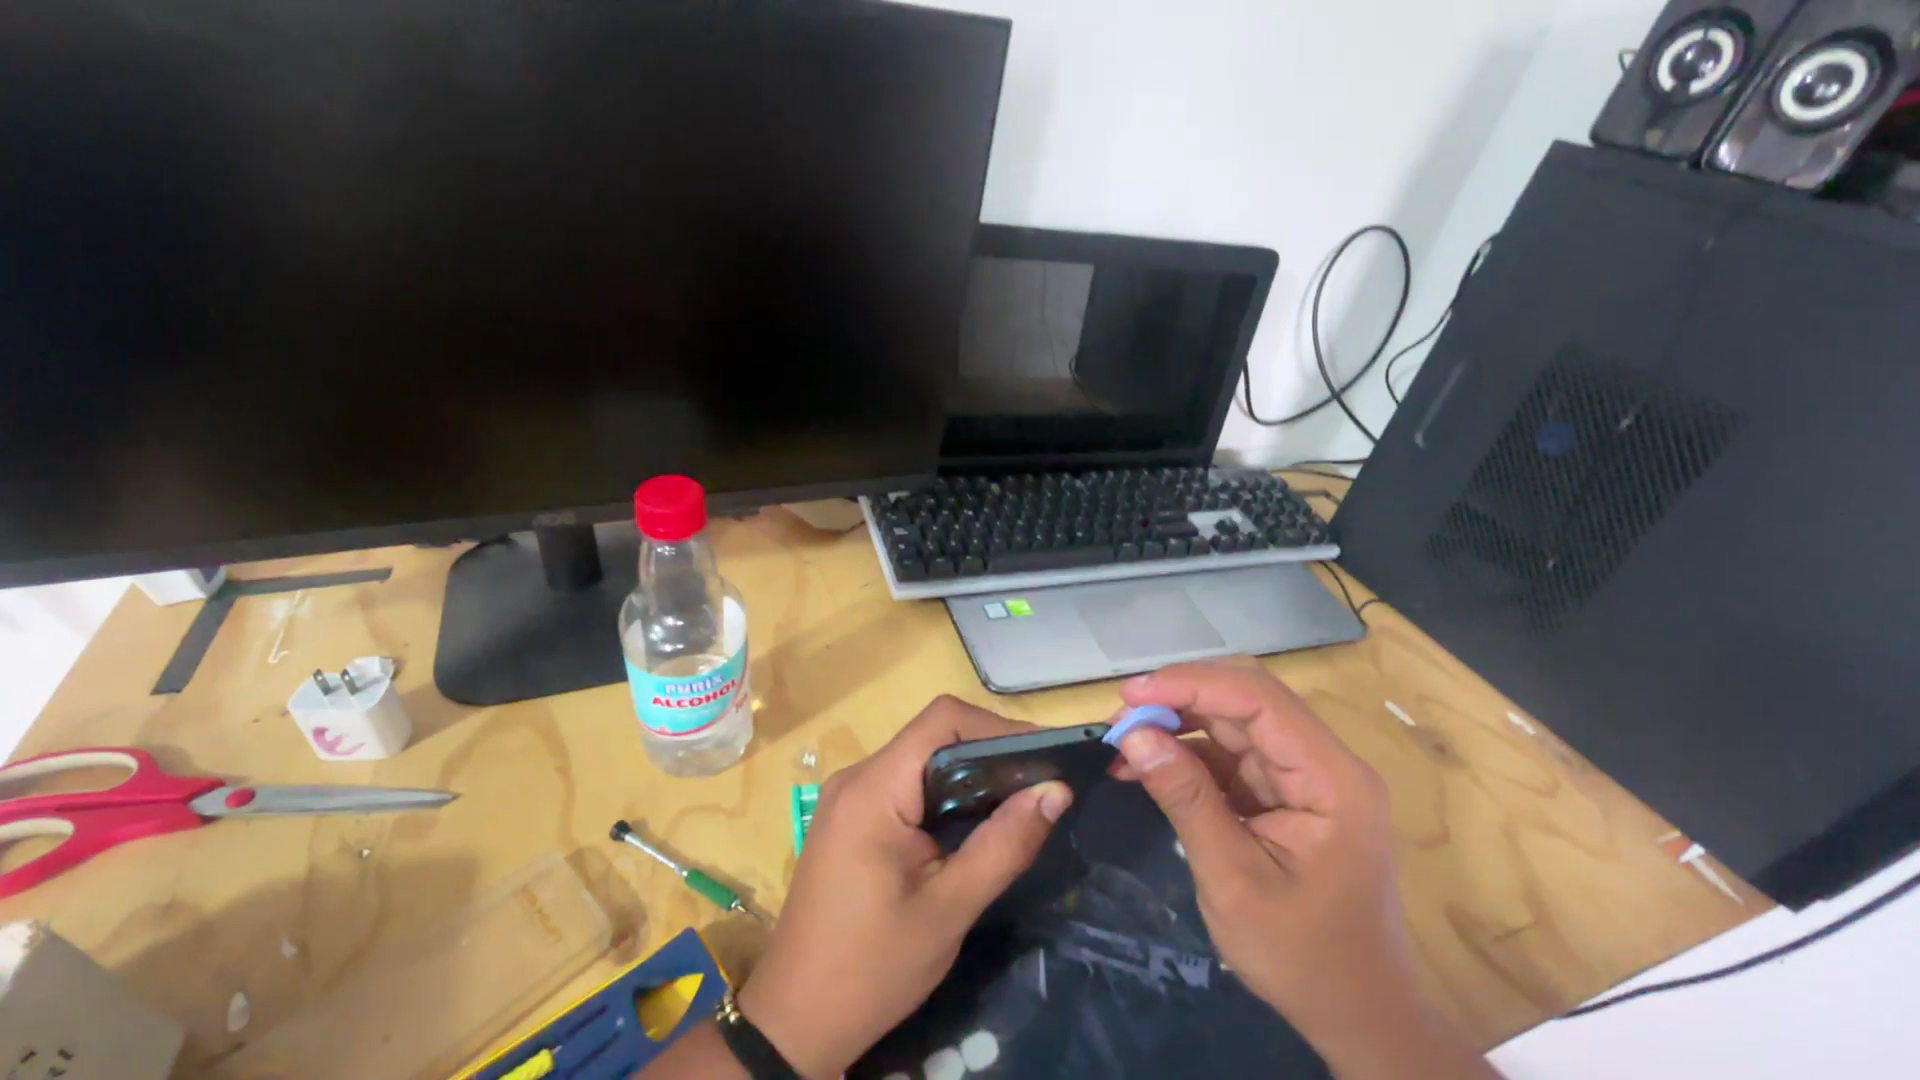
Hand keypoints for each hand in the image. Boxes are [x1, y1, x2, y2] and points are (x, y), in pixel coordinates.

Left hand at [737, 696, 1071, 1078]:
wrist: (796, 1021)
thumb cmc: (871, 967)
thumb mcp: (948, 910)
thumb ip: (1003, 845)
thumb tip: (1056, 791)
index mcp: (872, 790)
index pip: (942, 720)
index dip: (1000, 728)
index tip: (1048, 759)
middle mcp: (857, 780)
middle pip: (935, 738)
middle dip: (995, 755)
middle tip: (1048, 787)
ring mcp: (851, 800)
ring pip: (924, 764)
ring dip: (975, 779)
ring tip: (1026, 805)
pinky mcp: (854, 822)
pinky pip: (909, 790)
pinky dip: (950, 799)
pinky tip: (982, 826)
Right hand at [1113, 661, 1494, 1079]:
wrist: (1357, 1012)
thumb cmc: (1301, 954)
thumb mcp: (1232, 878)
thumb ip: (1186, 798)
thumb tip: (1135, 735)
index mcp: (1331, 778)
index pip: (1259, 699)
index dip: (1192, 684)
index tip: (1131, 695)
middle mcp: (1325, 764)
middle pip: (1249, 701)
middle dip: (1182, 698)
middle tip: (1121, 714)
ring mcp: (1307, 779)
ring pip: (1237, 724)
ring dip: (1180, 726)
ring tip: (1124, 744)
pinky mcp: (1288, 796)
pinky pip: (1235, 758)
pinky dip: (1190, 757)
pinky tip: (1149, 767)